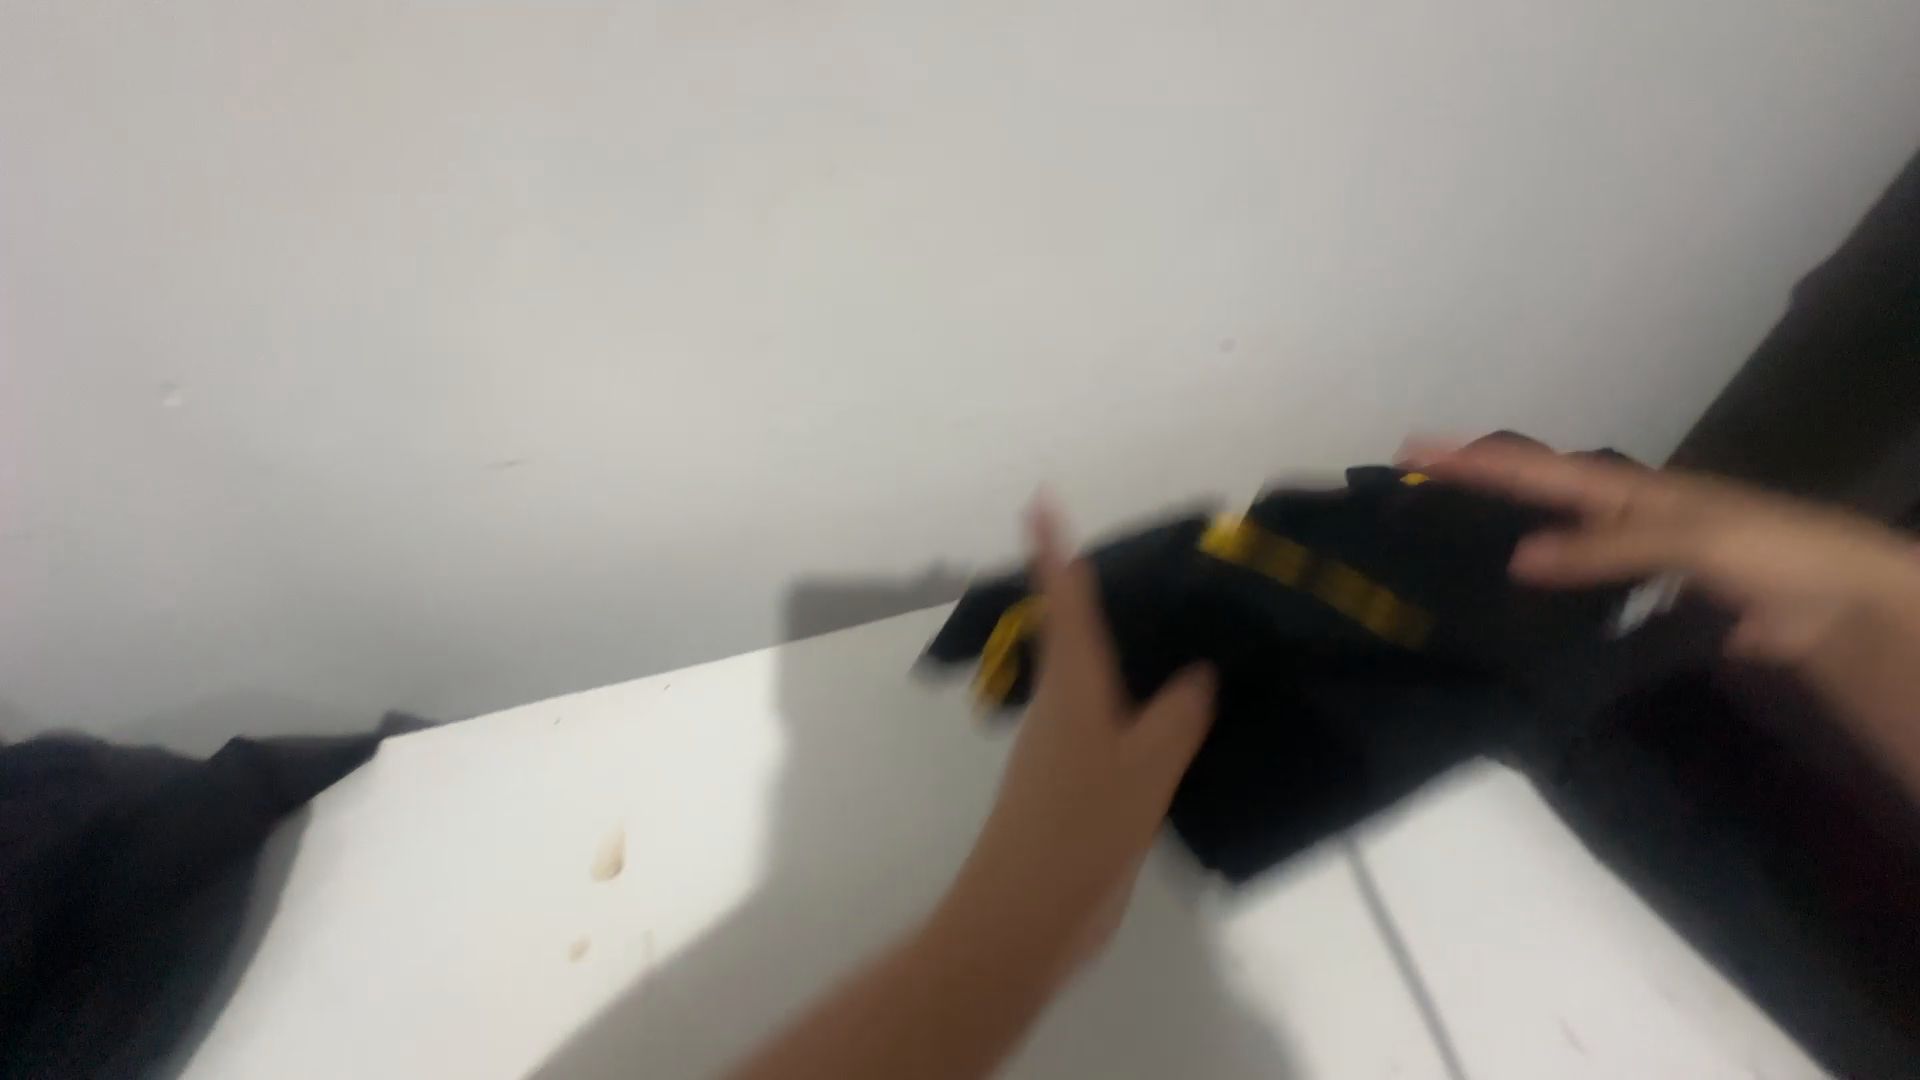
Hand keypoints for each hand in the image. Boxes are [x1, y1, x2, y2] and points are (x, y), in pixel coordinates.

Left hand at [935, 497, 1215, 980]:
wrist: (1027, 910)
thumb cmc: (1083, 826)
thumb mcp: (1147, 767)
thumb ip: (1176, 716)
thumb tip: (1197, 674)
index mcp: (1071, 686)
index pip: (1063, 601)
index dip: (1051, 549)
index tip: (1039, 502)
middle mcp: (1058, 704)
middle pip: (1067, 631)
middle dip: (1080, 590)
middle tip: (1118, 558)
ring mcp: (1057, 742)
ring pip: (1083, 675)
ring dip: (1104, 643)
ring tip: (1152, 622)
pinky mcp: (1066, 779)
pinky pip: (1098, 718)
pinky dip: (1121, 698)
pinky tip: (1155, 711)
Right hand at [1399, 437, 1919, 666]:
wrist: (1844, 600)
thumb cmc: (1771, 548)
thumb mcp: (1689, 538)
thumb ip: (1604, 548)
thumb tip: (1515, 559)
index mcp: (1616, 489)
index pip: (1526, 468)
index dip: (1469, 459)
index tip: (1410, 449)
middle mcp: (1606, 514)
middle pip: (1524, 492)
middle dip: (1468, 483)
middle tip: (1409, 485)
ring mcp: (1616, 554)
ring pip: (1537, 537)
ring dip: (1488, 531)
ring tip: (1436, 538)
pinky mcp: (1629, 595)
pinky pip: (1562, 586)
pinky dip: (1525, 586)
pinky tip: (1499, 602)